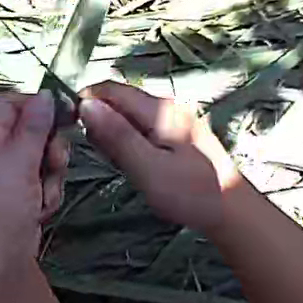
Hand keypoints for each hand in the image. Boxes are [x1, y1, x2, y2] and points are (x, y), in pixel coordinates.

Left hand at [0, 94, 68, 289]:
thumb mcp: (18, 162)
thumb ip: (34, 127)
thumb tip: (44, 93)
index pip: (11, 106)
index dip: (38, 105)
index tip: (66, 113)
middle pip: (34, 133)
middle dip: (51, 148)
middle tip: (54, 162)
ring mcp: (10, 180)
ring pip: (44, 161)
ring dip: (51, 177)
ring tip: (42, 197)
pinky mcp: (23, 202)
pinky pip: (44, 186)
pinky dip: (47, 197)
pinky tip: (41, 212)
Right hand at [78, 82, 241, 232]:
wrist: (233, 213)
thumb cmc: (189, 193)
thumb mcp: (147, 168)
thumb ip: (116, 136)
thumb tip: (86, 103)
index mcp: (160, 110)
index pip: (111, 90)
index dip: (86, 101)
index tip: (69, 124)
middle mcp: (168, 107)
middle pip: (121, 101)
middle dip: (101, 120)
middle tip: (100, 154)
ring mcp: (176, 120)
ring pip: (132, 116)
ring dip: (116, 134)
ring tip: (118, 163)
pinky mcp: (179, 135)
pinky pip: (144, 128)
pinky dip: (131, 142)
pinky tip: (134, 164)